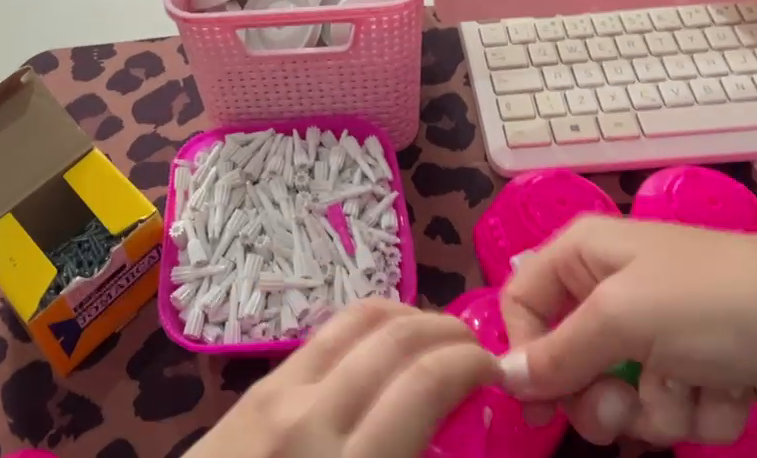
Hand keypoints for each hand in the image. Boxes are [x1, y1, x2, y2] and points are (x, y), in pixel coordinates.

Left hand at [186, 299, 500, 457]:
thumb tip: (467, 438)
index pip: (423, 385)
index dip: (470, 366)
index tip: (497, 373)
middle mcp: (312, 415)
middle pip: (395, 340)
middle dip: (449, 333)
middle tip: (478, 349)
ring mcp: (279, 390)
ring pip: (358, 320)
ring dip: (411, 317)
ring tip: (440, 337)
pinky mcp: (259, 384)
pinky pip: (325, 334)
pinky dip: (370, 324)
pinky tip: (388, 341)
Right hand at [497, 215, 756, 445]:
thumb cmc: (713, 303)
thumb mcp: (622, 318)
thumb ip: (558, 352)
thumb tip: (504, 376)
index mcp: (584, 256)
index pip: (523, 303)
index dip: (525, 353)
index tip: (538, 405)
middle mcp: (614, 291)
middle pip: (569, 361)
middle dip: (600, 395)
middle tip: (624, 408)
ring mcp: (660, 334)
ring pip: (623, 396)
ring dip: (659, 408)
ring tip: (694, 391)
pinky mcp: (701, 372)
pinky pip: (673, 410)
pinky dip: (701, 412)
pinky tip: (733, 390)